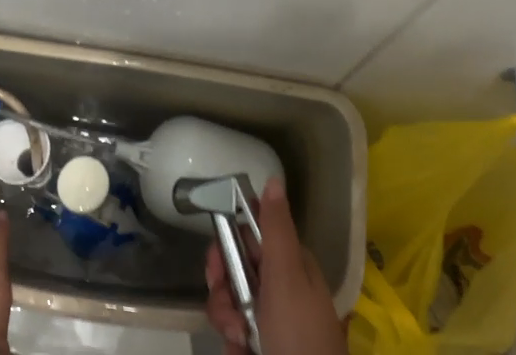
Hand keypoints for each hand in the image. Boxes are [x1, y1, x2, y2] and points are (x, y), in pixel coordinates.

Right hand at [204, 177, 347, 354]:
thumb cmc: (298, 331)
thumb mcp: (287, 275)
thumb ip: (275, 229)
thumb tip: (273, 179)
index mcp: (290, 263)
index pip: (249, 235)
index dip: (228, 243)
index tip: (217, 262)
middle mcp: (278, 286)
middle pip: (233, 270)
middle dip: (223, 290)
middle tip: (233, 310)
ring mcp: (268, 317)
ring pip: (227, 303)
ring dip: (226, 321)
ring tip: (241, 341)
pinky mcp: (257, 344)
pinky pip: (230, 333)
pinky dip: (232, 345)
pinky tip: (242, 353)